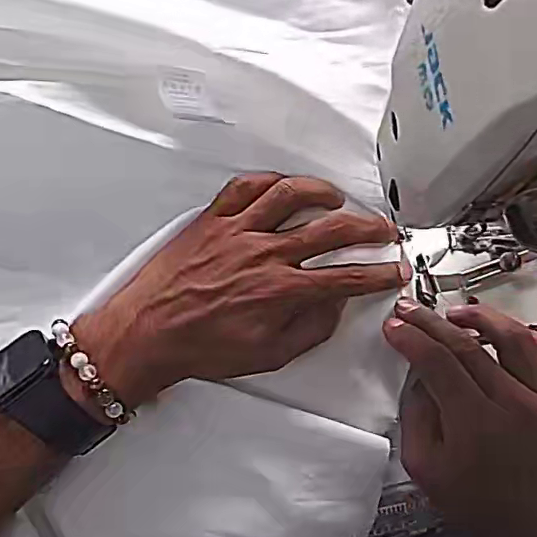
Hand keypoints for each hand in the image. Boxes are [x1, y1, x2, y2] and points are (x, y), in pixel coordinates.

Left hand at [74, 173, 408, 406]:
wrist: (147, 334)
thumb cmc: (198, 347)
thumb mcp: (267, 355)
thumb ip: (309, 329)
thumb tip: (332, 307)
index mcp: (281, 291)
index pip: (345, 276)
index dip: (377, 273)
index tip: (390, 270)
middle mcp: (263, 255)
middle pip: (331, 229)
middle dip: (368, 228)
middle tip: (381, 230)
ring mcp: (237, 232)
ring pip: (291, 196)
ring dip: (323, 193)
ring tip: (337, 199)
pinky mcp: (212, 220)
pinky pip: (246, 187)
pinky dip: (270, 180)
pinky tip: (282, 185)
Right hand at [382, 299, 536, 536]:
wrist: (524, 530)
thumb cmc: (476, 506)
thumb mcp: (423, 466)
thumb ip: (416, 415)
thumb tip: (418, 375)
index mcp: (477, 424)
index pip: (438, 361)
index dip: (412, 337)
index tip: (397, 328)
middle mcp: (515, 407)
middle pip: (469, 343)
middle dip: (432, 323)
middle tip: (413, 313)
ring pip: (514, 337)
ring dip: (481, 317)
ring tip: (457, 313)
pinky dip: (529, 336)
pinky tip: (507, 333)